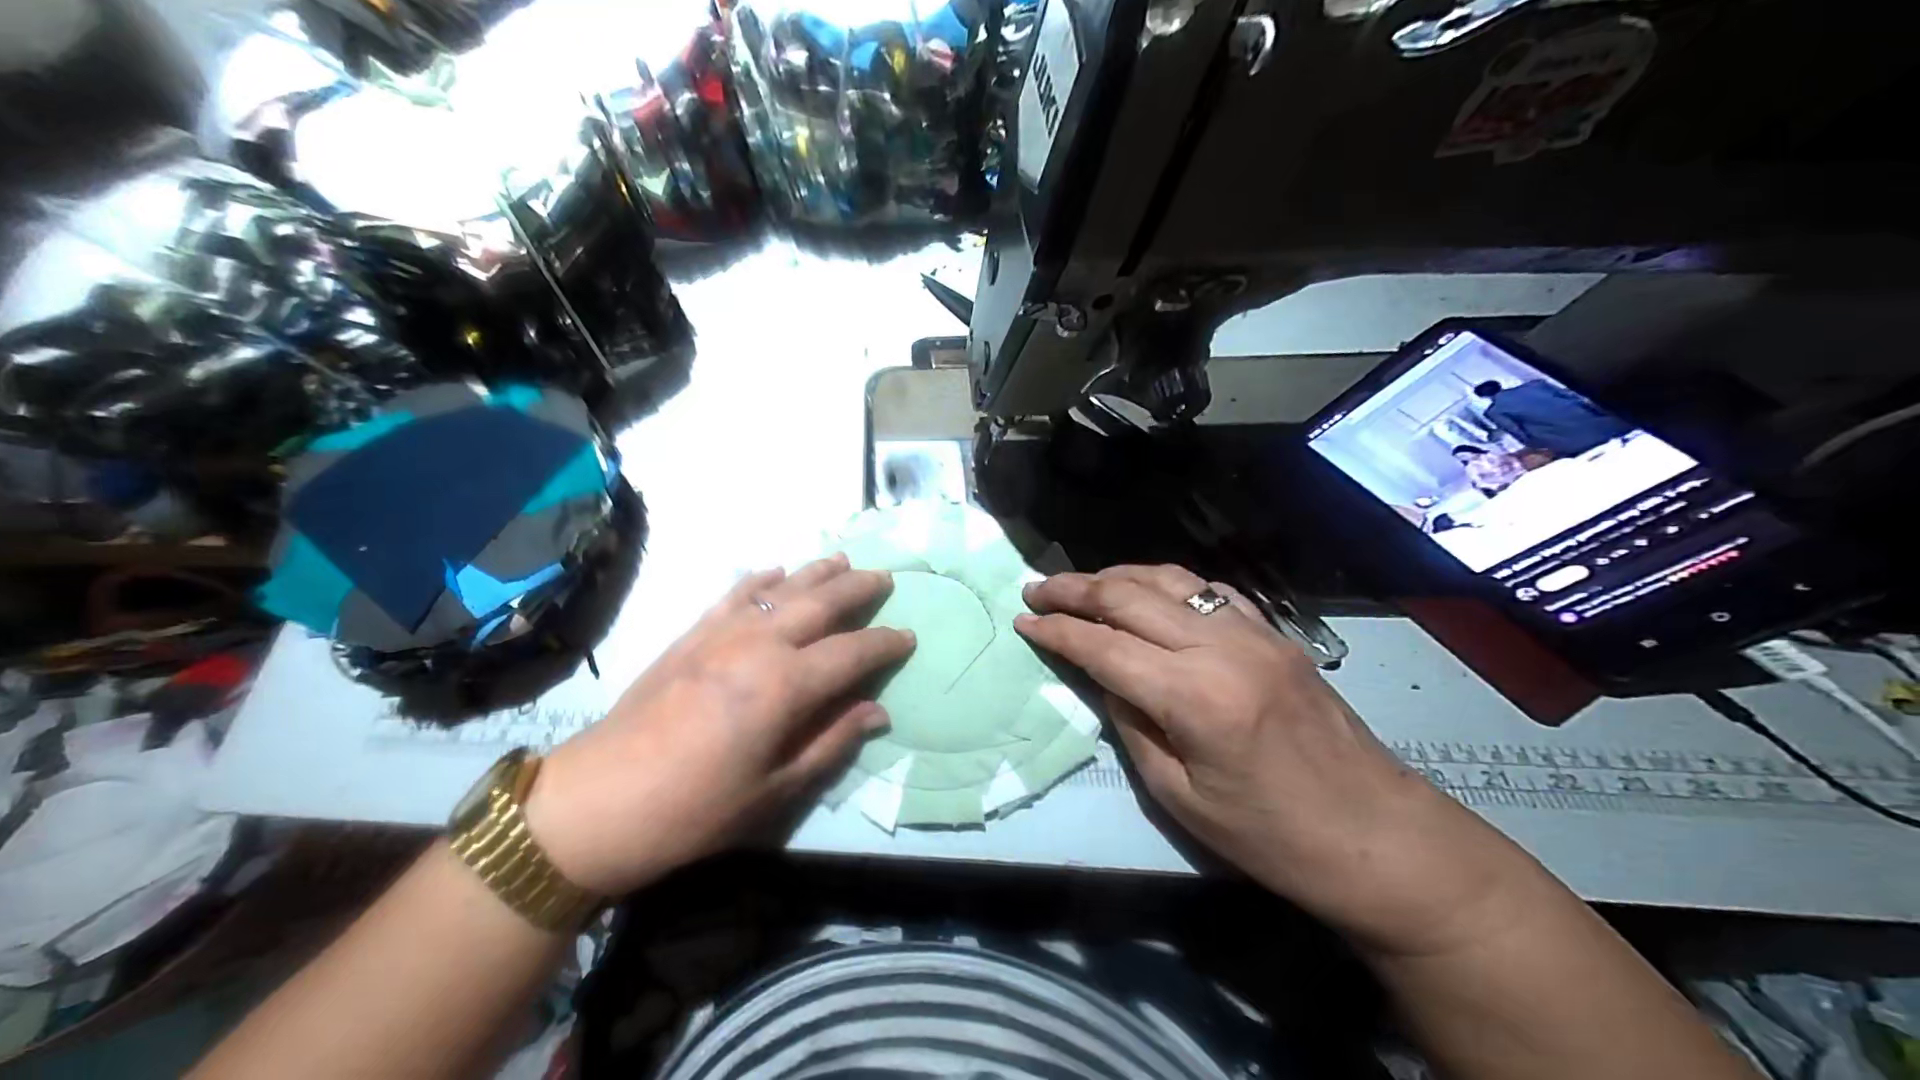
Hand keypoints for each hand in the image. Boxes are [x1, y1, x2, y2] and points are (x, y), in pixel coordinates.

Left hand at [524, 555, 912, 895]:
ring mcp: (721, 633)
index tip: (908, 636)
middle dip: (858, 589)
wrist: (598, 800)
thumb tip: (877, 711)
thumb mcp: (775, 790)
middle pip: (821, 604)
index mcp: (785, 686)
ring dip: (816, 573)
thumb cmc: (696, 808)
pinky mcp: (690, 635)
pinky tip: (776, 572)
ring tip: (843, 560)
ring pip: (780, 589)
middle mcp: (759, 645)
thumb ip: (831, 742)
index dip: (884, 643)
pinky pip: (734, 595)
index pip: (852, 653)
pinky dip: (761, 580)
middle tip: (885, 580)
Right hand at [1016, 565, 1535, 956]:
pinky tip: (1148, 591)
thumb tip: (1102, 677)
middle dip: (1075, 589)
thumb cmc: (1270, 837)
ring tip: (1081, 584)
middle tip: (1036, 587)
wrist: (1378, 836)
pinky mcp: (1276, 634)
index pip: (1103, 646)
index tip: (1022, 619)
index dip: (1056, 631)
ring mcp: (1254, 633)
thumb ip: (1132, 723)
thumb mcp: (1179, 796)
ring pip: (1170, 579)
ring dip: (1118, 576)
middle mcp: (1222, 647)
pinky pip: (1209, 590)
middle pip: (1130, 596)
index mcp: (1193, 697)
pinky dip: (1167, 583)